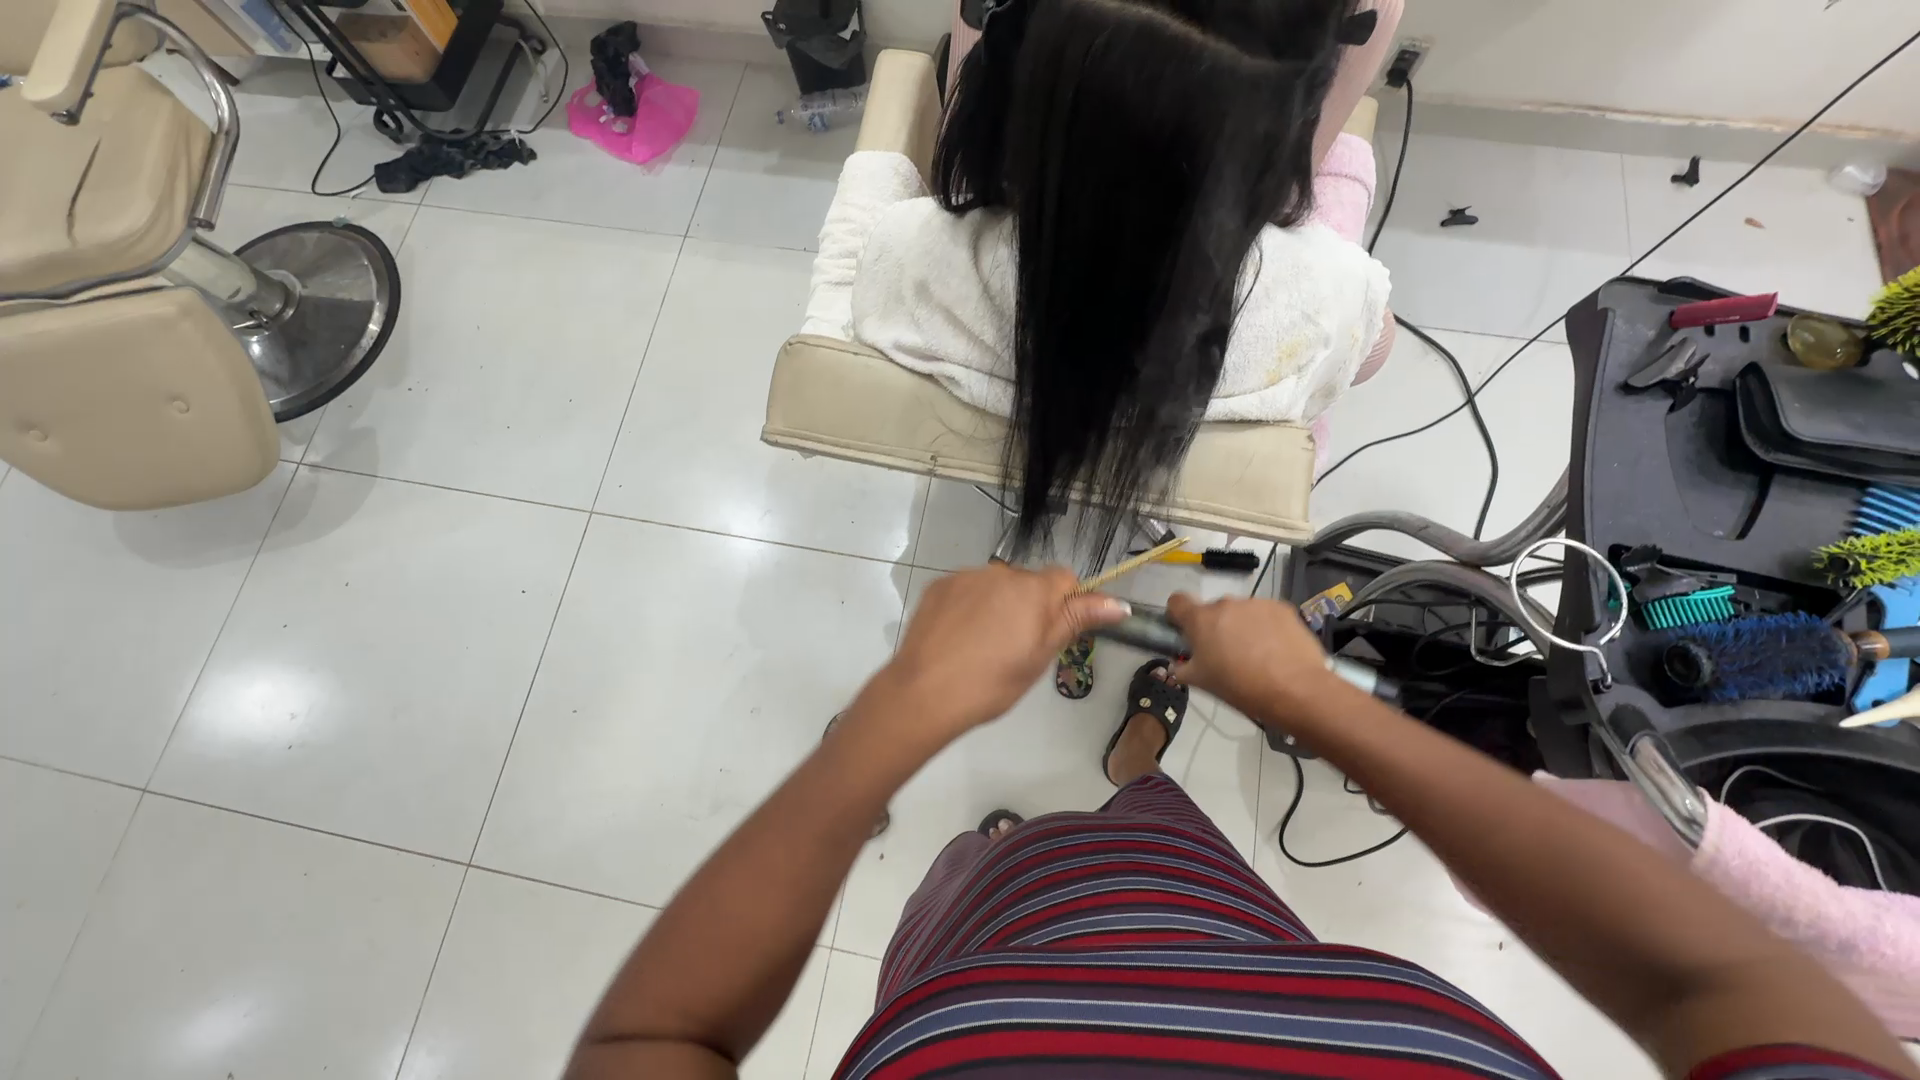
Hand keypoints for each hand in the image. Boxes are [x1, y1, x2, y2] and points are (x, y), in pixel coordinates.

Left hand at [872, 564, 1129, 742]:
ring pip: (996, 586)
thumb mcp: (1041, 656)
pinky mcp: (939, 586)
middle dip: (1029, 606)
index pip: (1065, 579)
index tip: (1051, 634)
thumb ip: (1076, 620)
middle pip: (1028, 582)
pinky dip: (969, 607)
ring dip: (998, 605)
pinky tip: (958, 639)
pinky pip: (967, 590)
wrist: (924, 692)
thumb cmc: (992, 682)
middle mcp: (1000, 572)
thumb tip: (1119, 603)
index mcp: (1032, 589)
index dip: (1065, 604)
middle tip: (1015, 648)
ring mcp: (966, 576)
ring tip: (982, 646)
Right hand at [1165, 592, 1342, 720]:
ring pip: (1240, 612)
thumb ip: (1183, 669)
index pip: (1177, 601)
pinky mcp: (1282, 608)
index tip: (1186, 631)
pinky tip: (1276, 649)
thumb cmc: (1241, 687)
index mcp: (1201, 619)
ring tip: (1257, 654)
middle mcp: (1226, 604)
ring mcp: (1256, 603)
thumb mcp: (1202, 683)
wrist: (1296, 690)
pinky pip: (1266, 613)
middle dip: (1216, 627)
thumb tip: (1178, 666)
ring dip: (1241, 627)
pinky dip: (1266, 627)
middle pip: (1213, 611)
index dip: (1178, 614)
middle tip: (1226, 653)